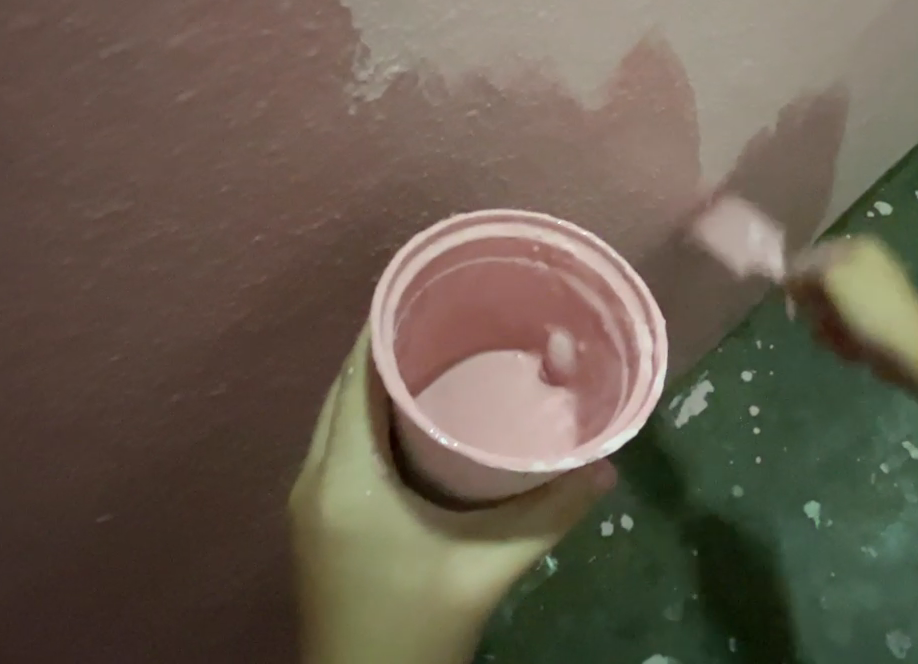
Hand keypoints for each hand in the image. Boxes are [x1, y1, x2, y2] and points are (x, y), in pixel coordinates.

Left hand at [288, 330, 615, 663]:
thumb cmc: (418, 627)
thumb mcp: (489, 567)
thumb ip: (551, 513)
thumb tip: (609, 465)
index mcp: (346, 475)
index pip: (356, 376)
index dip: (383, 326)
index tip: (425, 289)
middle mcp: (314, 476)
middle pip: (344, 387)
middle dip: (385, 345)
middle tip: (443, 314)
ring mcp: (309, 499)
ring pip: (338, 413)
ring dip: (374, 378)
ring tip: (431, 349)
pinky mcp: (317, 517)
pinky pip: (339, 440)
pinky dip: (368, 411)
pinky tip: (409, 411)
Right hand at [788, 236, 917, 385]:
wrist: (909, 351)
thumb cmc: (868, 309)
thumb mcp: (829, 277)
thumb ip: (803, 268)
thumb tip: (789, 276)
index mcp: (857, 245)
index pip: (809, 255)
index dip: (797, 277)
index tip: (794, 300)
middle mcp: (865, 263)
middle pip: (817, 283)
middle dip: (814, 306)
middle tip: (820, 320)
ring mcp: (871, 291)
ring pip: (827, 307)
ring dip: (825, 325)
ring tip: (837, 337)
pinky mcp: (875, 317)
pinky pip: (843, 323)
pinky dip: (840, 337)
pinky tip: (849, 347)